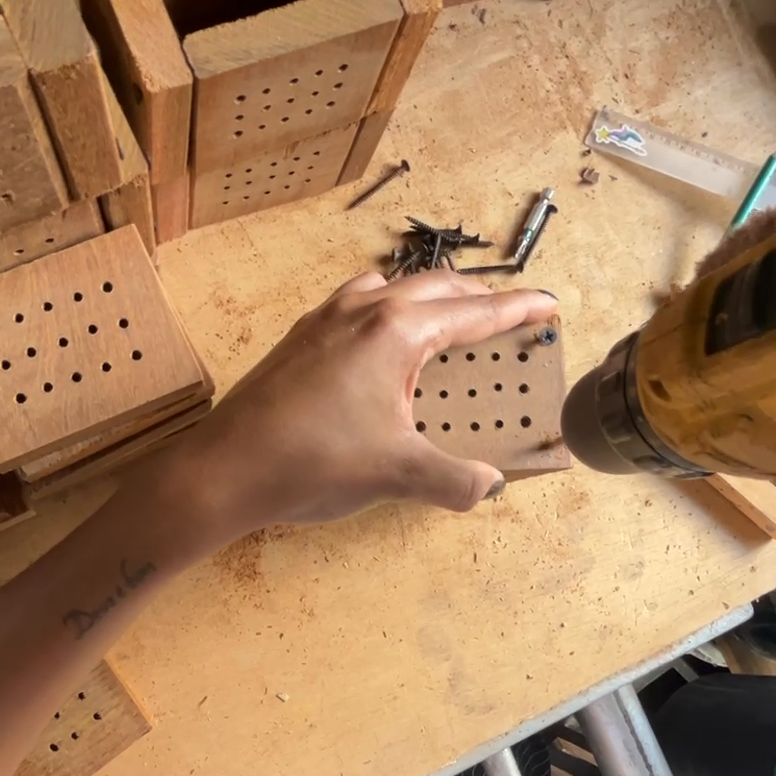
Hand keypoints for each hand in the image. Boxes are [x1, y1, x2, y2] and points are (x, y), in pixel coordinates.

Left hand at [136, 271, 557, 541]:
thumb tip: (488, 486)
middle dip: (476, 299)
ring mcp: (322, 320)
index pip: (474, 313)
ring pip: (389, 288)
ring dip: (424, 299)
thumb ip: (455, 480)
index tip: (550, 304)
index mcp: (396, 332)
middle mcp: (361, 310)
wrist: (225, 469)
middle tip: (504, 317)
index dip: (518, 309)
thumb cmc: (313, 463)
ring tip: (441, 326)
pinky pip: (354, 306)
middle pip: (435, 289)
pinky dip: (382, 312)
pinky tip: (375, 350)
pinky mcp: (297, 340)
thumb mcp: (397, 475)